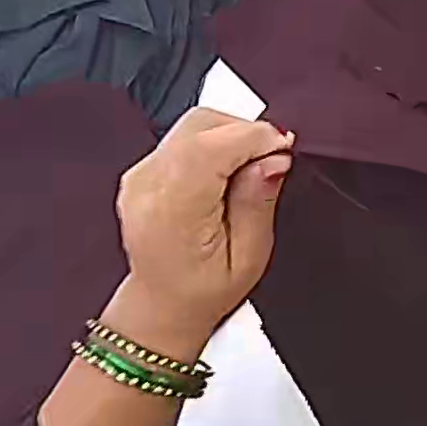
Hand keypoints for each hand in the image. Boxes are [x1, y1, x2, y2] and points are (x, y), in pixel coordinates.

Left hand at [105, 109, 292, 359]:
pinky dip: (219, 140)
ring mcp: (142, 173)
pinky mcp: (146, 166)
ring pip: (196, 123)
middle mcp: (148, 185)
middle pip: (201, 125)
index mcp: (171, 212)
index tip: (284, 148)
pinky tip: (234, 167)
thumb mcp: (249, 256)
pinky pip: (188, 135)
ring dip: (234, 134)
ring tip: (255, 164)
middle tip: (275, 156)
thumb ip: (257, 203)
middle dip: (247, 131)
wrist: (163, 302)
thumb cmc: (206, 288)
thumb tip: (274, 158)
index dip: (253, 137)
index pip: (207, 149)